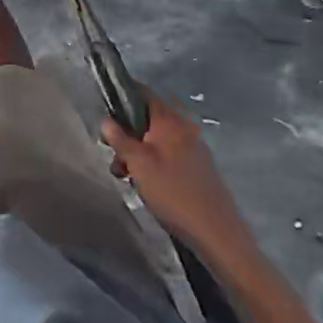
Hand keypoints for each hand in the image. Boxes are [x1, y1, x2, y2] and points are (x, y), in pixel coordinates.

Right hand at [101, 87, 242, 247]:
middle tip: (115, 159)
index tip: (107, 112)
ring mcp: (194, 148)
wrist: (215, 230)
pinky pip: (171, 156)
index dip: (123, 97)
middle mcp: (184, 127)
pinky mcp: (200, 168)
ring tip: (128, 178)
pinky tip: (149, 186)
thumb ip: (120, 139)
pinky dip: (156, 164)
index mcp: (169, 119)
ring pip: (159, 141)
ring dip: (140, 154)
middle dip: (128, 136)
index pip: (143, 93)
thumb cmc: (172, 190)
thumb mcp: (138, 163)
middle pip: (149, 120)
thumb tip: (106, 120)